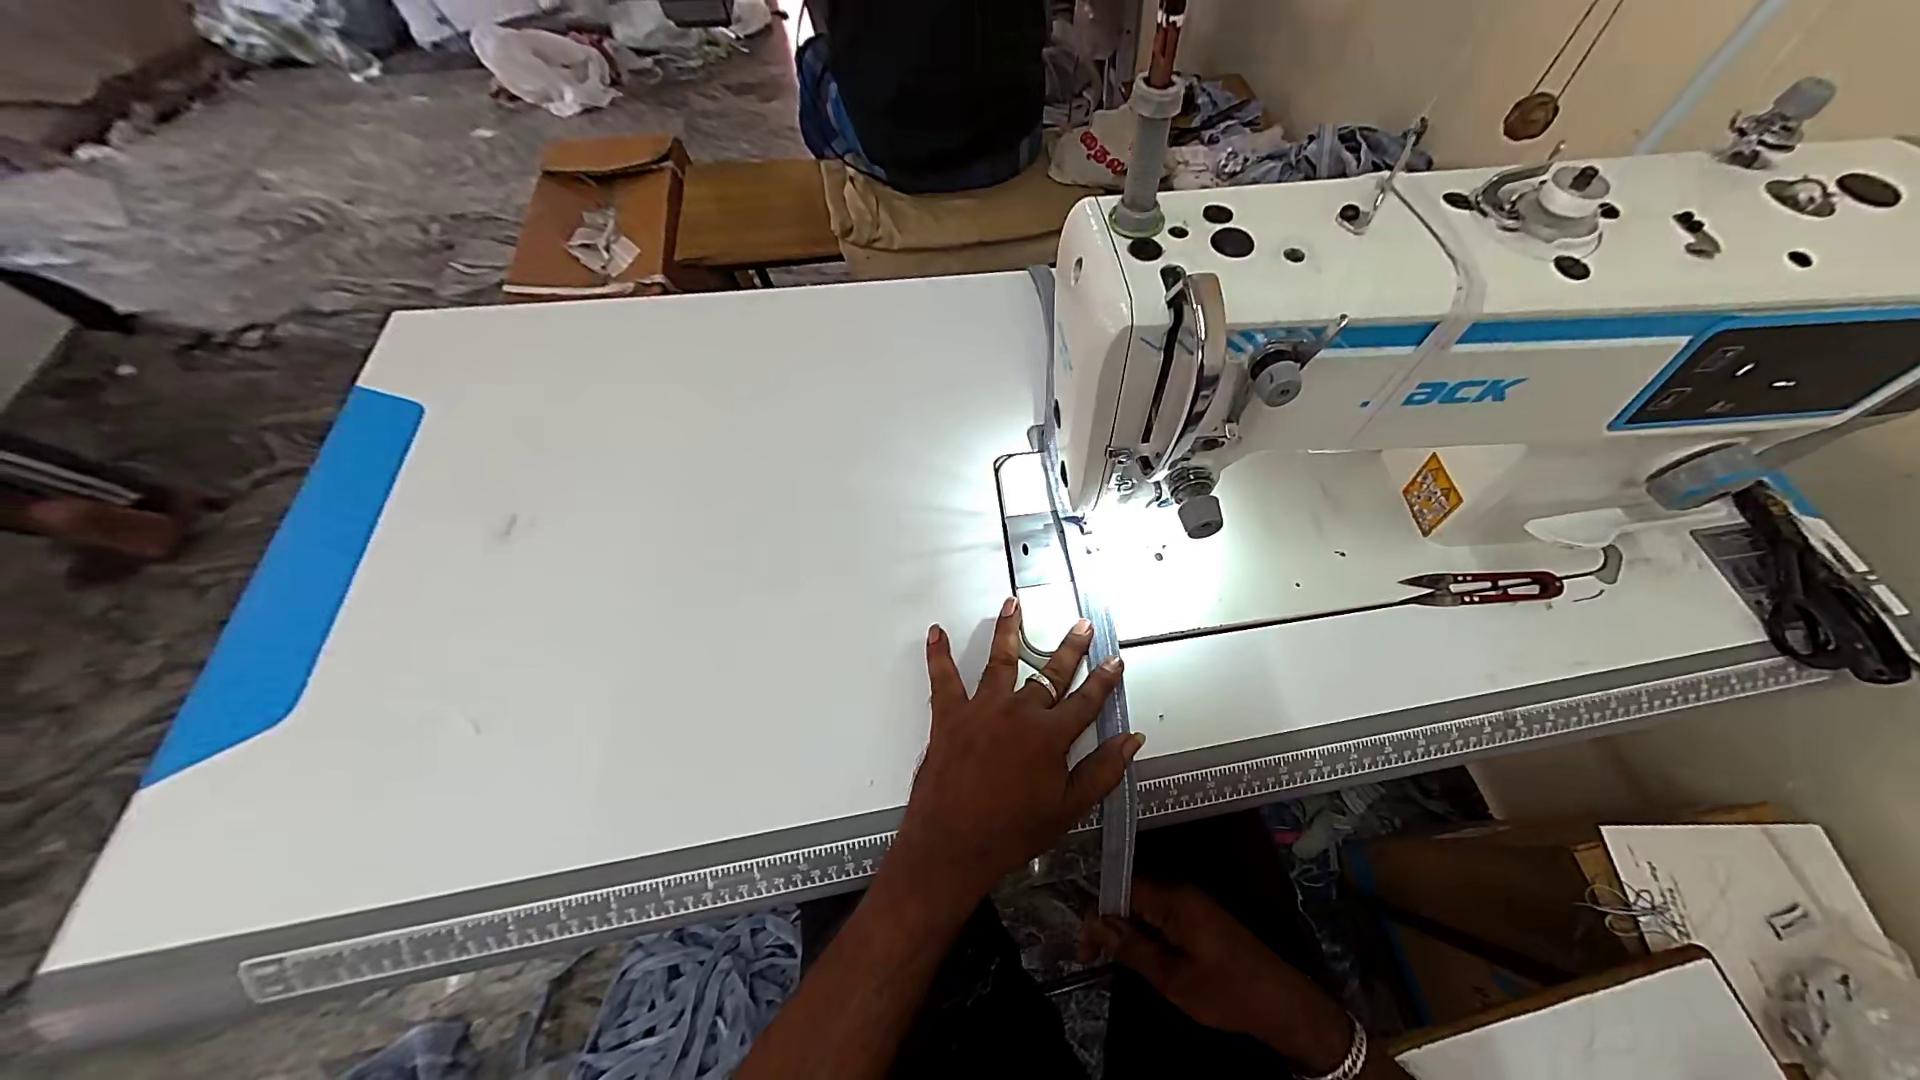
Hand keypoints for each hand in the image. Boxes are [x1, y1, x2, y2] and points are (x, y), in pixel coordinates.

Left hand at [889, 597, 1142, 906]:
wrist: (953, 844)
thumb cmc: (1009, 831)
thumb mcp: (1068, 807)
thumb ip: (1103, 770)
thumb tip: (1130, 741)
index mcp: (1049, 735)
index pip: (1086, 700)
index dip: (1103, 680)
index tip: (1113, 662)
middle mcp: (1017, 713)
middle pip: (1050, 673)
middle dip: (1069, 648)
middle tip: (1080, 626)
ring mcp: (982, 710)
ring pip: (1000, 660)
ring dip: (1009, 630)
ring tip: (1013, 605)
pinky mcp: (949, 715)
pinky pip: (943, 678)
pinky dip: (938, 654)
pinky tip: (937, 634)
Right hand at [1080, 879, 1352, 1071]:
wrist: (1285, 1006)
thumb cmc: (1228, 992)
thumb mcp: (1174, 979)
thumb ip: (1132, 949)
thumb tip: (1095, 926)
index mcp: (1173, 897)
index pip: (1121, 888)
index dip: (1097, 914)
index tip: (1083, 947)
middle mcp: (1180, 890)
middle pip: (1130, 894)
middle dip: (1108, 922)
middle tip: (1090, 957)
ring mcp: (1191, 903)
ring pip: (1144, 906)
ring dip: (1125, 929)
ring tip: (1107, 957)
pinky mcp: (1198, 918)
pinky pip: (1160, 915)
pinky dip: (1143, 933)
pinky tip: (1135, 954)